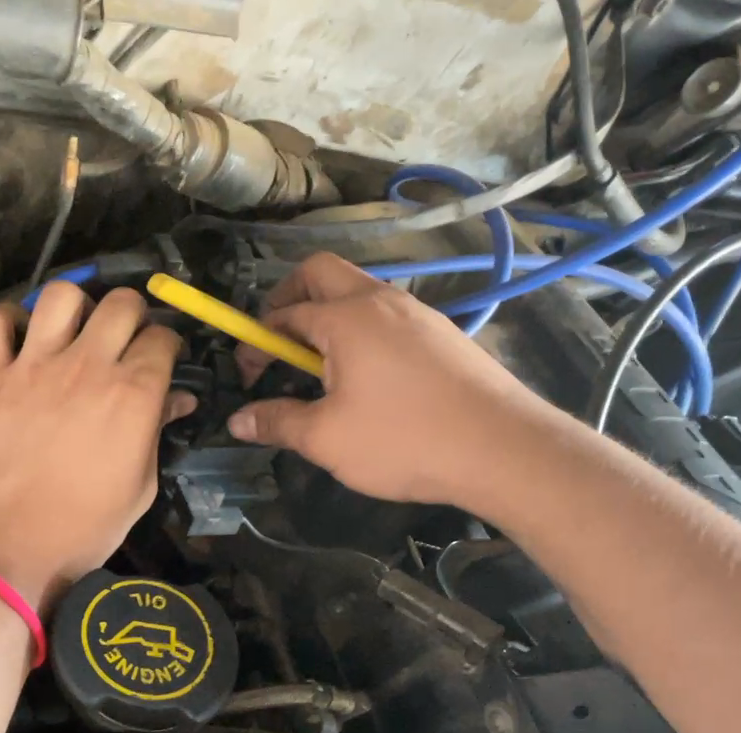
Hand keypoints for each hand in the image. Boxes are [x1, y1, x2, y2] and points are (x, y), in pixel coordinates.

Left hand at [0, 284, 194, 610]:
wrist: (10, 548)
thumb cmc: (85, 529)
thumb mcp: (140, 488)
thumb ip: (157, 433)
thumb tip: (177, 400)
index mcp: (134, 393)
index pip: (162, 337)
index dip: (167, 346)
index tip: (161, 360)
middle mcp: (87, 365)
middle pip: (121, 303)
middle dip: (131, 315)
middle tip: (123, 342)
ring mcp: (34, 366)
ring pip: (61, 294)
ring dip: (75, 306)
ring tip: (74, 332)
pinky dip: (7, 322)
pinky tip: (20, 341)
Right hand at [227, 253, 559, 507]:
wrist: (502, 450)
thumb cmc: (403, 439)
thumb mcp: (325, 438)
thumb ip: (277, 422)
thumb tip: (238, 420)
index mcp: (347, 318)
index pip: (282, 313)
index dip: (253, 343)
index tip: (245, 378)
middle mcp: (381, 301)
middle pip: (320, 274)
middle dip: (286, 302)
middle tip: (275, 347)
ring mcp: (416, 314)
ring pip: (356, 294)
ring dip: (325, 318)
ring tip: (317, 370)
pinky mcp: (440, 335)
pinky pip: (384, 316)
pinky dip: (358, 333)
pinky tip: (363, 380)